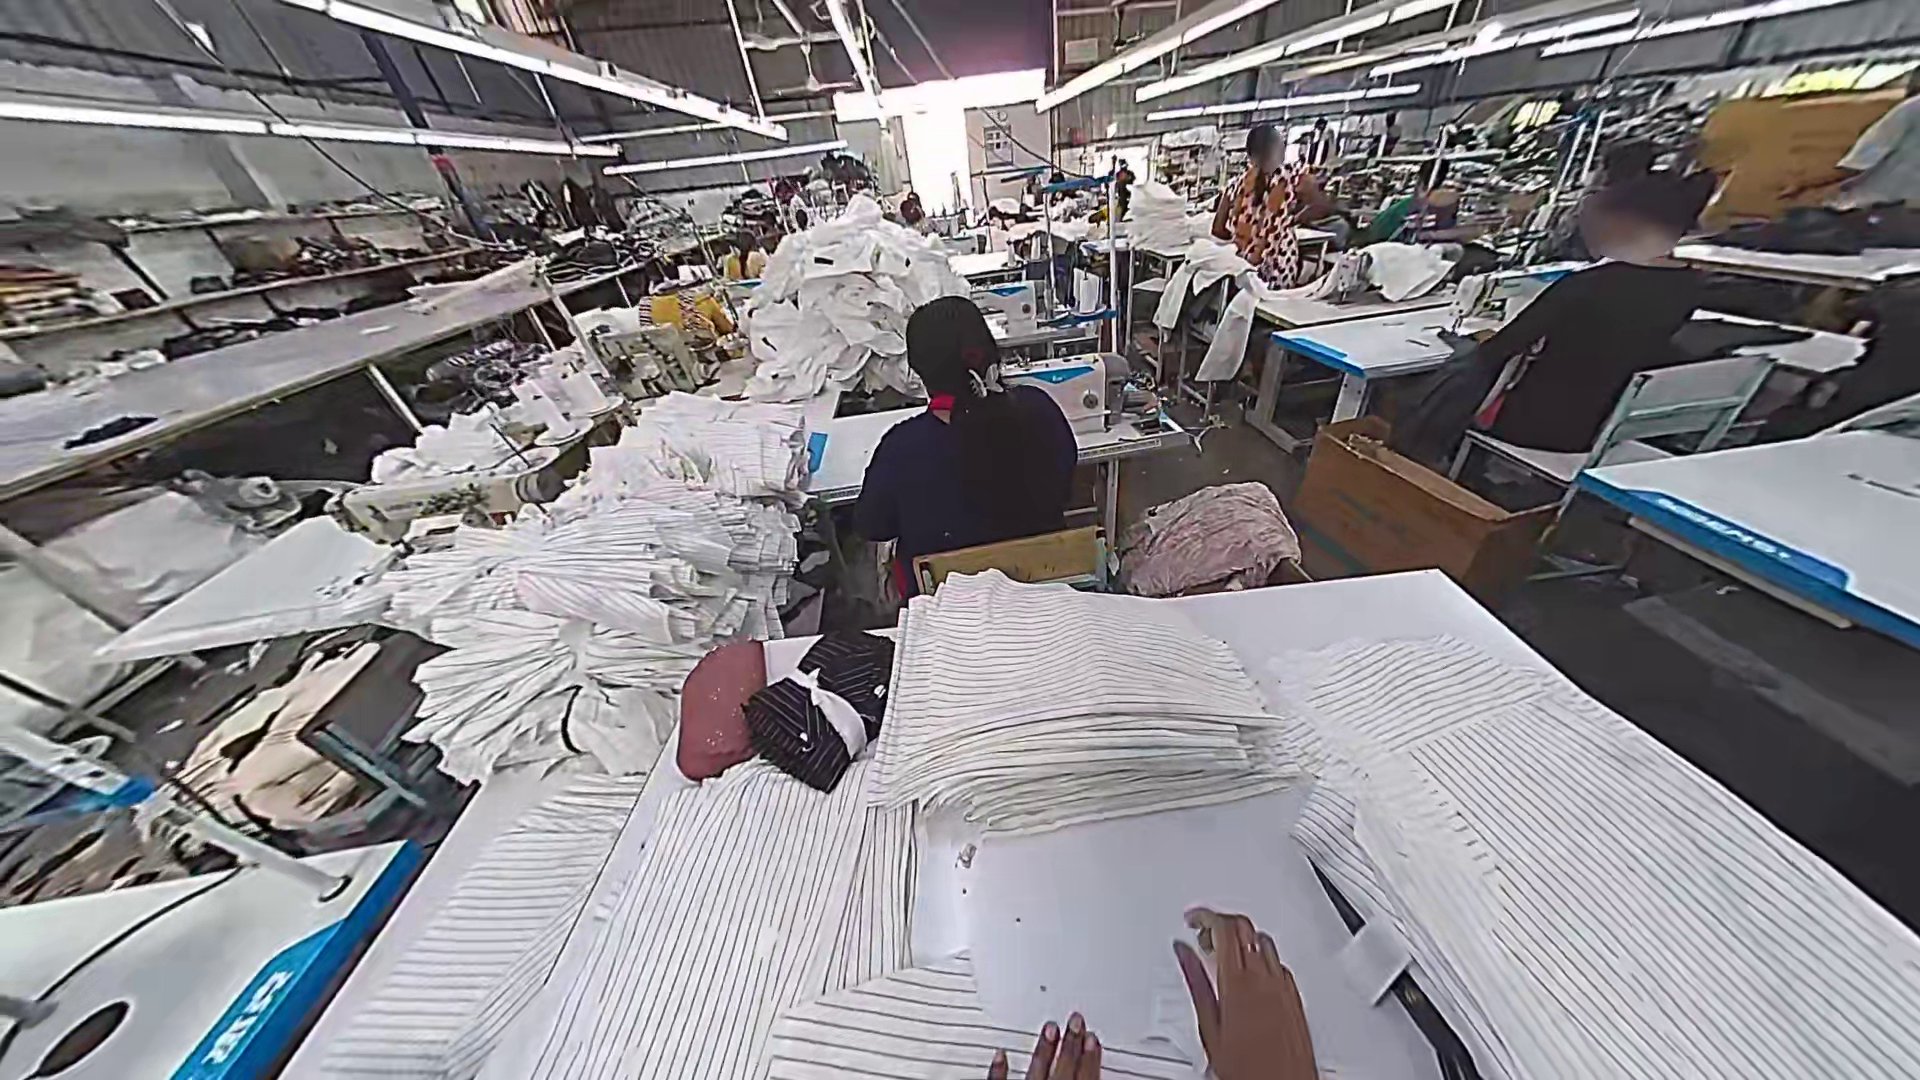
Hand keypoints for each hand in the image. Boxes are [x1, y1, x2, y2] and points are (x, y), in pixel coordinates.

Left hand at [987, 1012, 1100, 1078]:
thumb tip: (1099, 1074)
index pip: (1084, 1078)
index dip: (1091, 1058)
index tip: (1093, 1038)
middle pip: (1061, 1069)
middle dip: (1070, 1043)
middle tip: (1076, 1019)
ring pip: (1034, 1071)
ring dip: (1043, 1049)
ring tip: (1049, 1026)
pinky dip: (999, 1070)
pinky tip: (1000, 1054)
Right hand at [1174, 908, 1316, 1079]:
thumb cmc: (1248, 1072)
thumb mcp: (1209, 1028)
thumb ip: (1195, 981)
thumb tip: (1182, 950)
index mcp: (1238, 981)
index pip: (1222, 926)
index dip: (1204, 915)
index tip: (1192, 919)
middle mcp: (1263, 978)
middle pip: (1243, 925)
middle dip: (1220, 921)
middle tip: (1204, 933)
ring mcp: (1282, 987)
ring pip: (1261, 939)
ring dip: (1241, 936)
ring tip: (1224, 951)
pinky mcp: (1296, 998)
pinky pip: (1277, 961)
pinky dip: (1260, 955)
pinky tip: (1250, 971)